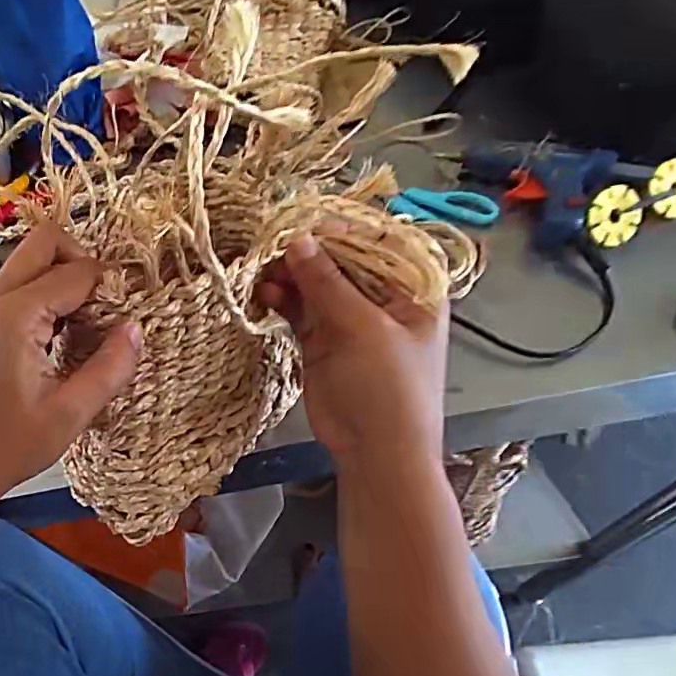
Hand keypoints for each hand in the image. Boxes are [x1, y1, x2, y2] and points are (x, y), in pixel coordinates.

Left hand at [0, 222, 141, 545]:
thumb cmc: (5, 447)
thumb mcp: (70, 413)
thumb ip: (110, 367)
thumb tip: (135, 329)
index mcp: (13, 316)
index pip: (76, 272)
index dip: (110, 289)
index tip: (127, 319)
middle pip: (44, 243)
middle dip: (84, 264)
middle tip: (106, 308)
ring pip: (30, 264)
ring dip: (64, 282)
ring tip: (87, 330)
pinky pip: (19, 290)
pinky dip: (46, 300)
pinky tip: (62, 342)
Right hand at [257, 233, 448, 468]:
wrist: (375, 451)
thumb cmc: (387, 387)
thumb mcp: (364, 330)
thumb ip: (328, 284)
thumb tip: (297, 241)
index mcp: (412, 287)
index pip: (375, 243)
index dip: (339, 230)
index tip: (301, 224)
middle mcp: (381, 298)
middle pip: (341, 261)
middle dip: (308, 253)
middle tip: (272, 249)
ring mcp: (349, 320)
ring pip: (316, 285)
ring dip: (290, 277)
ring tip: (263, 273)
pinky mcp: (321, 341)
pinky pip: (300, 311)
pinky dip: (283, 301)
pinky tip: (265, 293)